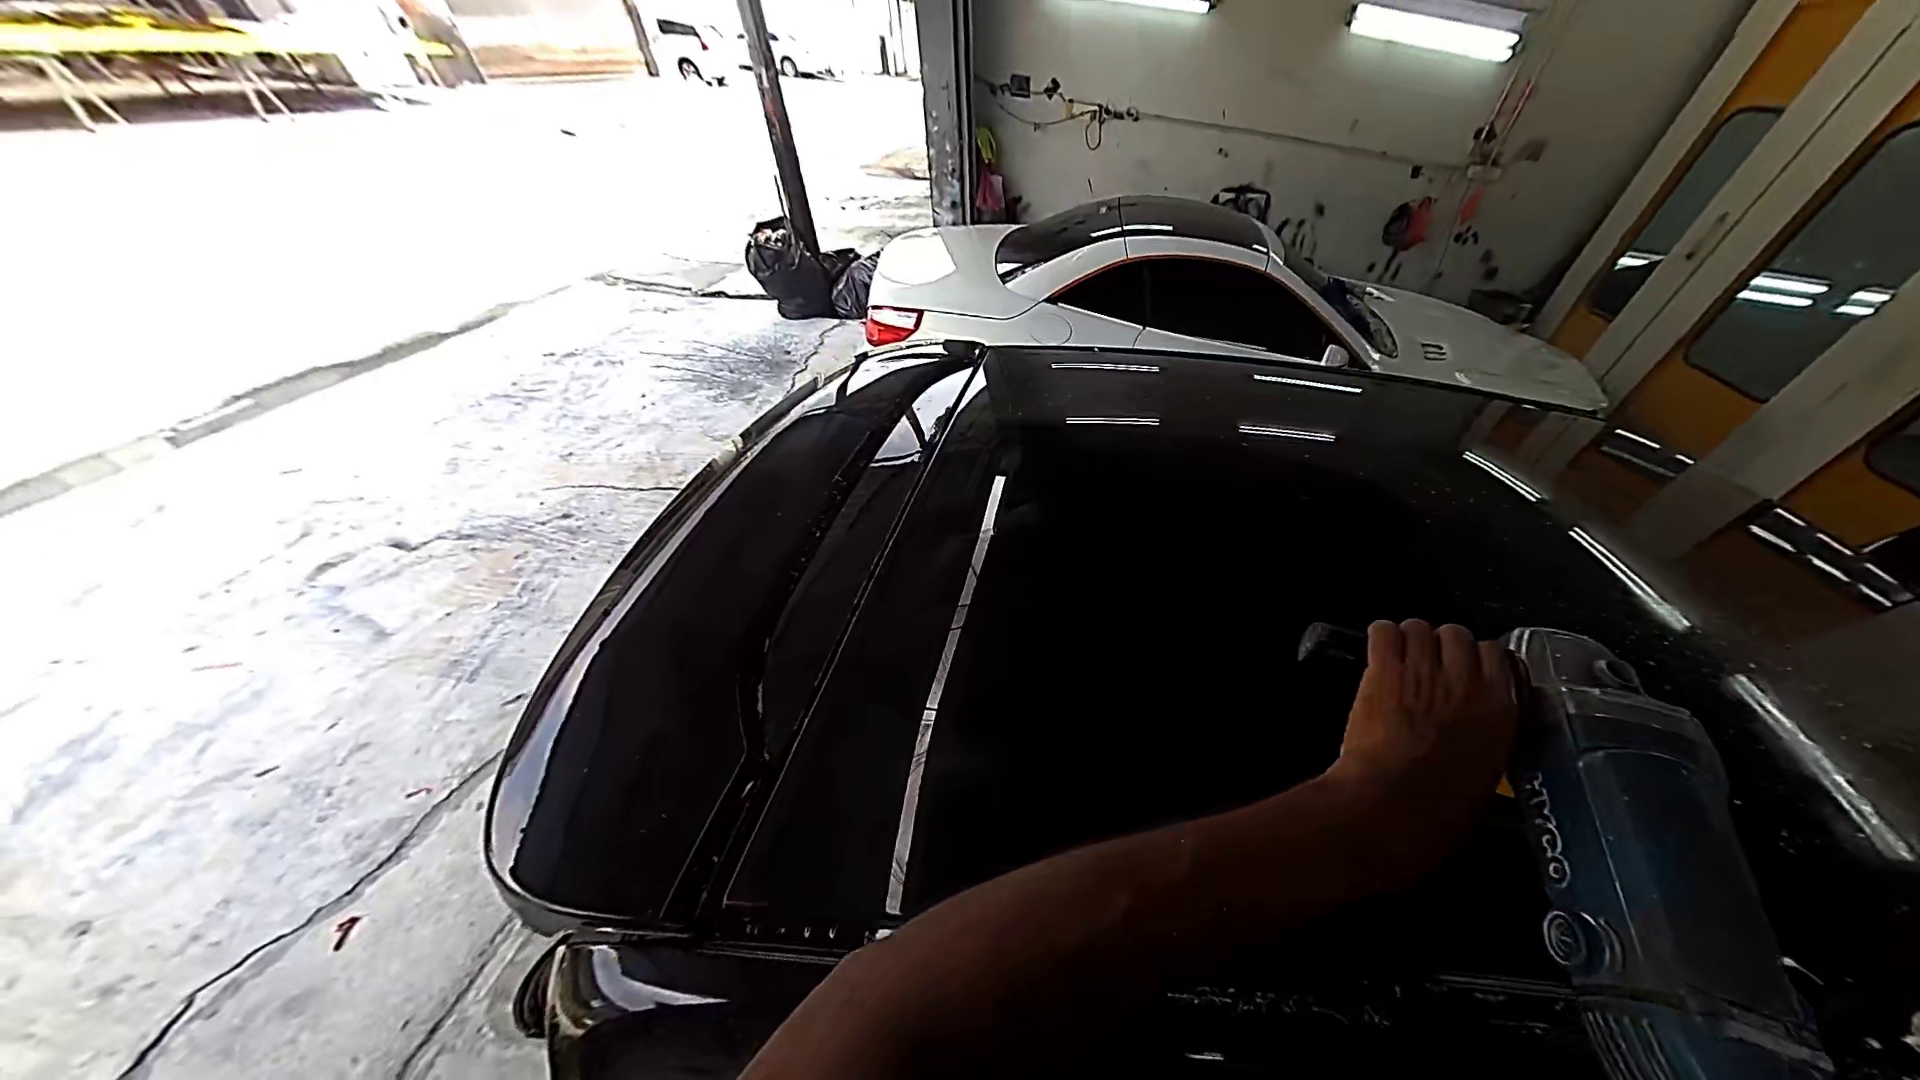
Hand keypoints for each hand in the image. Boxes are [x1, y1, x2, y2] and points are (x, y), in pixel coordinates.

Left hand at [1323, 619, 1517, 885]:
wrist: (1396, 796)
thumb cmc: (1443, 796)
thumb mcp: (1490, 762)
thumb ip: (1490, 726)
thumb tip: (1477, 716)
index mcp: (1501, 706)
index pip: (1497, 653)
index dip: (1475, 656)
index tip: (1462, 664)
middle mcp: (1466, 681)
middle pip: (1456, 633)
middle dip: (1441, 644)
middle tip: (1426, 662)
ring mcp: (1424, 671)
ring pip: (1419, 627)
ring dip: (1409, 638)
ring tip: (1401, 656)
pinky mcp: (1385, 670)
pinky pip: (1383, 631)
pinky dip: (1381, 636)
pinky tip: (1379, 649)